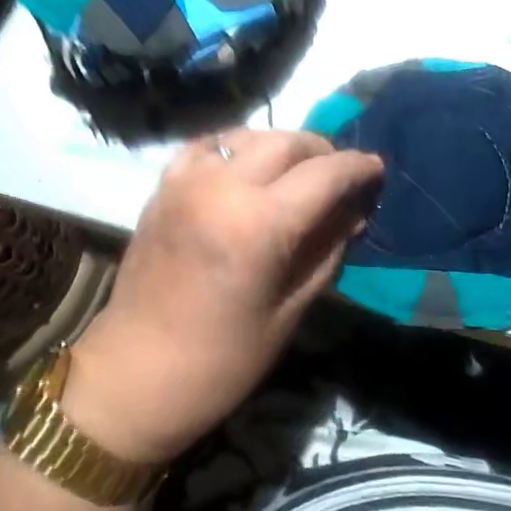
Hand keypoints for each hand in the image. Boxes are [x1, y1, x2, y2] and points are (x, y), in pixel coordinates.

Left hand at [64, 130, 381, 463]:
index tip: (377, 169)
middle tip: (340, 175)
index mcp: (259, 224)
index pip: (325, 173)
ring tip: (298, 172)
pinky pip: (208, 146)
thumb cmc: (222, 360)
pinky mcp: (163, 188)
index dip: (358, 167)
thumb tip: (354, 211)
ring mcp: (186, 182)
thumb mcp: (290, 309)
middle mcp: (222, 187)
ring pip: (249, 135)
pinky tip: (247, 170)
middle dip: (323, 151)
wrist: (134, 375)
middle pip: (288, 142)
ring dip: (282, 146)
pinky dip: (237, 149)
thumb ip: (327, 249)